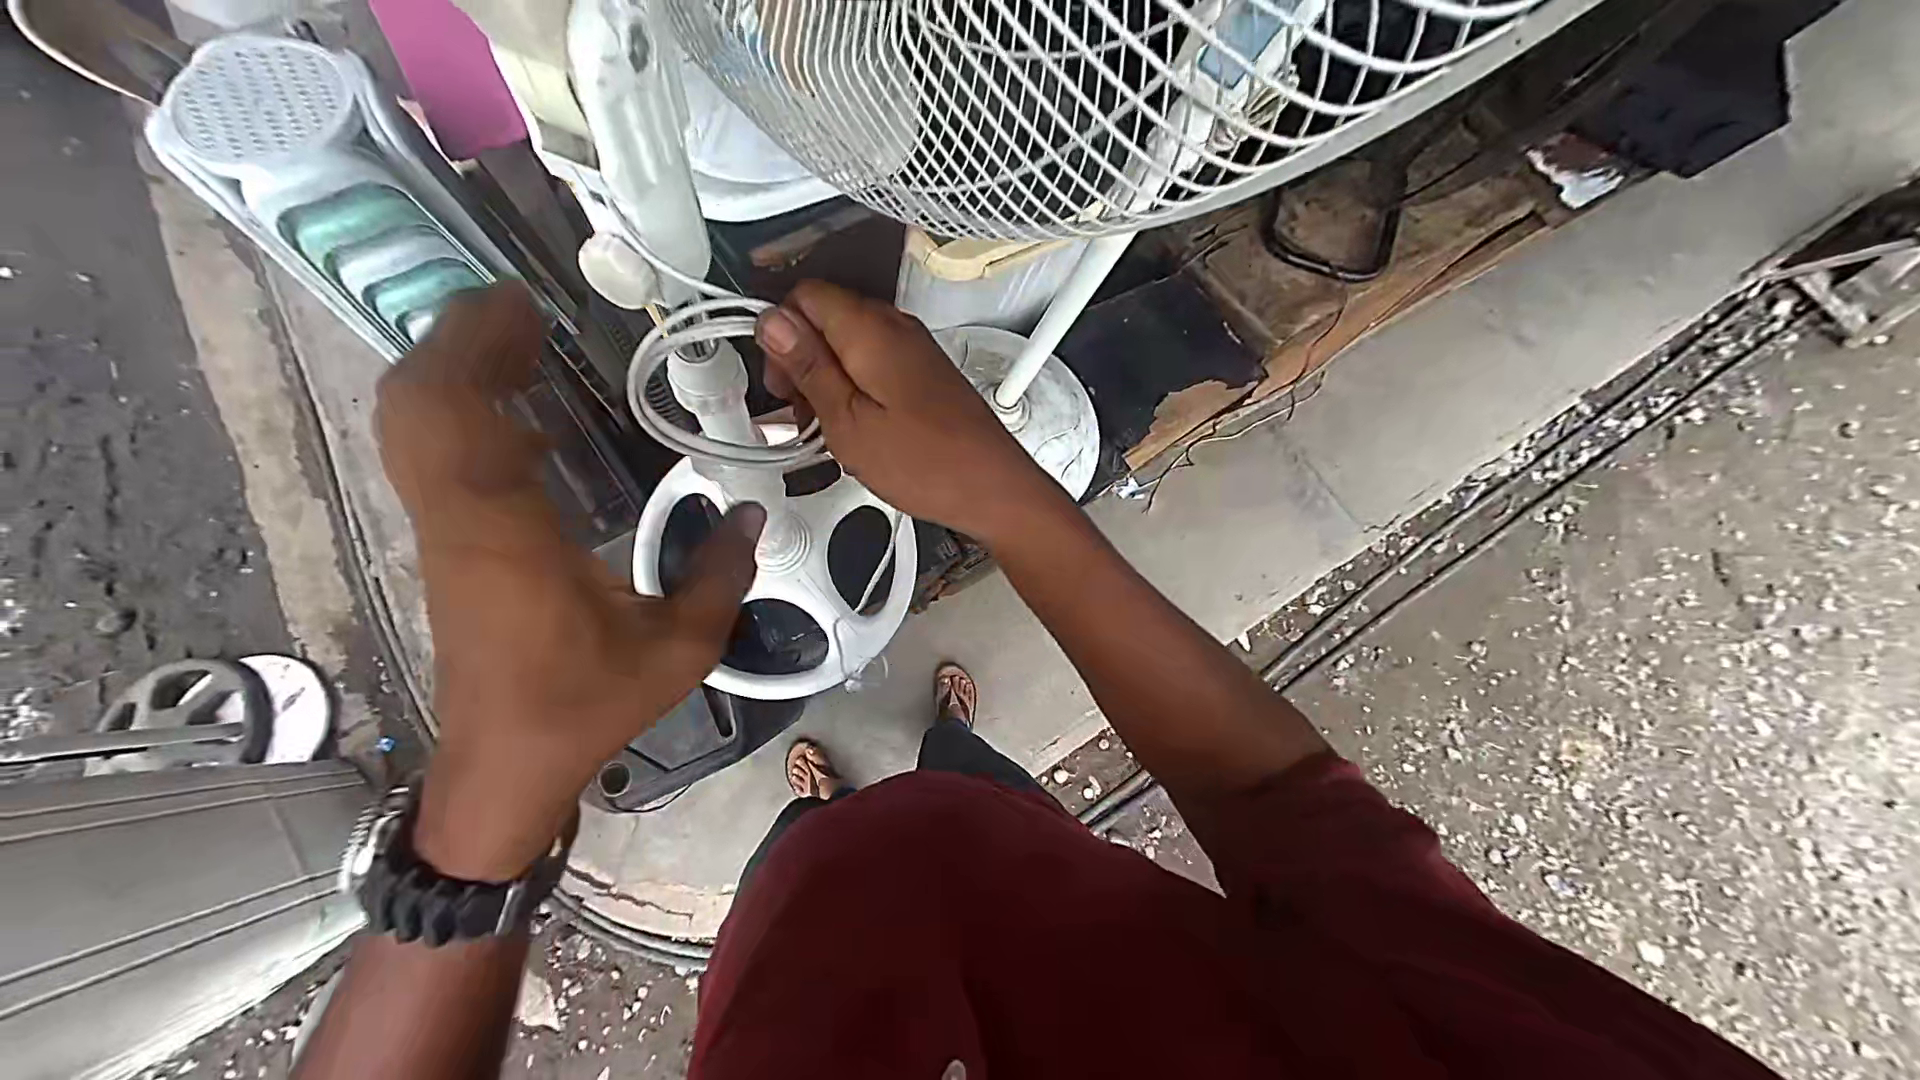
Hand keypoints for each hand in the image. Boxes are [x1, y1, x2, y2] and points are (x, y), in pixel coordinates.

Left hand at [376, 285, 763, 880]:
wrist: (507, 765)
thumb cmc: (587, 705)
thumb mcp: (679, 647)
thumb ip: (719, 575)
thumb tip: (752, 513)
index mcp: (507, 541)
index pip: (457, 422)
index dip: (475, 350)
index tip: (520, 305)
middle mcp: (461, 527)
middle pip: (417, 409)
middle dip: (458, 344)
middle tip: (520, 309)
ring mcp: (447, 538)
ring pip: (415, 432)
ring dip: (455, 374)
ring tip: (518, 343)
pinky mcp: (452, 550)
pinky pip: (437, 462)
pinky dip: (463, 417)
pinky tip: (522, 418)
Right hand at [754, 281, 1072, 544]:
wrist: (992, 488)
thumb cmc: (931, 464)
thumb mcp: (848, 422)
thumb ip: (808, 366)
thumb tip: (773, 323)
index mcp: (871, 330)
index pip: (804, 295)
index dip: (780, 334)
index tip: (779, 380)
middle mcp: (896, 328)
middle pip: (826, 319)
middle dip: (802, 361)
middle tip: (801, 411)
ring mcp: (914, 349)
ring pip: (850, 345)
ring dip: (829, 380)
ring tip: (830, 428)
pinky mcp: (925, 373)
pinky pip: (876, 366)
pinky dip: (857, 391)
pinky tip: (858, 429)